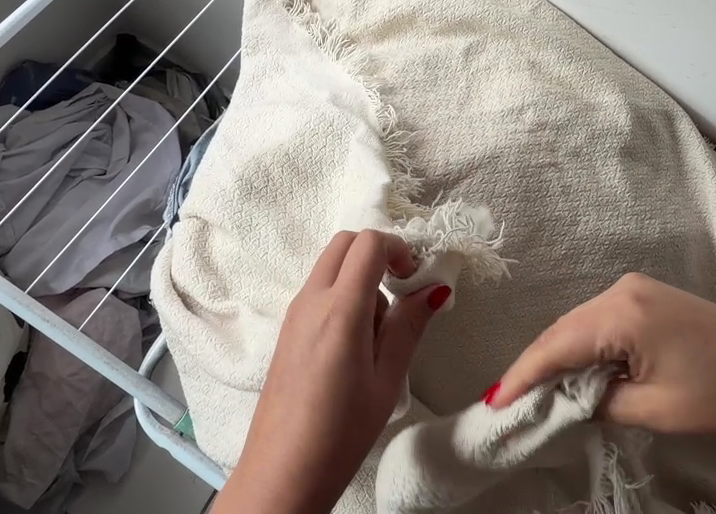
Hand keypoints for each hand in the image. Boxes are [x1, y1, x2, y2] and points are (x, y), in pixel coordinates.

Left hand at [215, 230, 450, 513]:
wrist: (281, 473)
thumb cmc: (340, 433)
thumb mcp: (386, 380)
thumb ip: (409, 326)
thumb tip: (433, 288)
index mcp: (339, 309)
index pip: (368, 243)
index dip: (398, 248)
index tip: (415, 277)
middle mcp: (311, 299)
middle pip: (345, 242)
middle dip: (377, 252)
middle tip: (400, 288)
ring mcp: (295, 311)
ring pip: (331, 263)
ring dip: (359, 274)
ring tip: (379, 328)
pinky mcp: (288, 328)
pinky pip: (319, 288)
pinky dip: (343, 292)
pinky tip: (356, 341)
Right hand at [490, 272, 715, 443]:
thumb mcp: (653, 410)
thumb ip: (601, 401)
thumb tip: (572, 398)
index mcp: (622, 313)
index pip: (558, 345)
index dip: (524, 374)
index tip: (494, 401)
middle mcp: (623, 289)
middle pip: (565, 328)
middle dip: (536, 363)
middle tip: (506, 397)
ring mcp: (638, 288)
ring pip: (581, 322)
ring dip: (560, 353)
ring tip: (533, 387)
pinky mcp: (650, 296)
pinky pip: (602, 319)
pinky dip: (584, 344)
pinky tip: (574, 367)